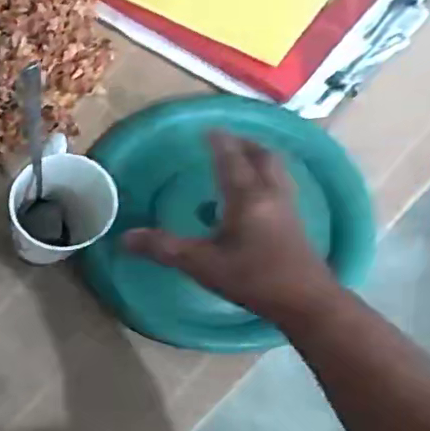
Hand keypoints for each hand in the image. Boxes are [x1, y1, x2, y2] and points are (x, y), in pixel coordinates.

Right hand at [122, 131, 342, 324]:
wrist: (305, 301)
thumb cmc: (253, 278)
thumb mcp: (201, 264)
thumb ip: (163, 248)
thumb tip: (124, 237)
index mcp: (247, 197)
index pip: (231, 160)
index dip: (218, 143)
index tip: (208, 130)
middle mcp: (270, 194)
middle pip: (262, 157)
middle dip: (244, 144)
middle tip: (226, 140)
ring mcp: (287, 208)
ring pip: (275, 170)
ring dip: (258, 159)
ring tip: (241, 160)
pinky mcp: (294, 224)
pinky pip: (279, 187)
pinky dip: (264, 179)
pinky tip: (252, 198)